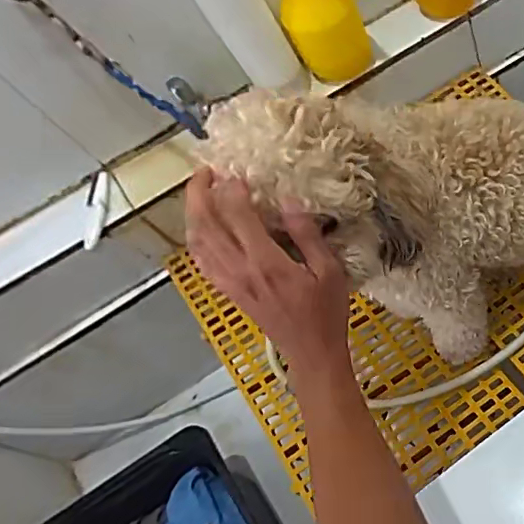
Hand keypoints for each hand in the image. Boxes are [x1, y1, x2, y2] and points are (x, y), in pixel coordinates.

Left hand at [186, 169, 351, 378]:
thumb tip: (289, 202)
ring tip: (200, 194)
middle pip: (205, 221)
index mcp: (266, 261)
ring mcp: (229, 279)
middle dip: (200, 192)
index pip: (237, 213)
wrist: (312, 350)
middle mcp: (240, 267)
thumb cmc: (327, 313)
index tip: (239, 174)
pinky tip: (200, 230)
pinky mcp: (227, 289)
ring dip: (193, 212)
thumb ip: (309, 237)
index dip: (233, 189)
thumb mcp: (330, 273)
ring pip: (196, 238)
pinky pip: (200, 259)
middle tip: (206, 173)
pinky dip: (194, 238)